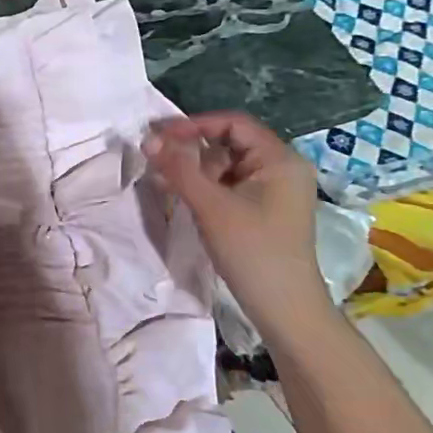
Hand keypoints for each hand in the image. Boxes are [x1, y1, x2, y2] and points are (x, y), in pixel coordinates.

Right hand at [143, 111, 335, 338]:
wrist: (285, 308)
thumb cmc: (253, 251)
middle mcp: (280, 168)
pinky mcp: (262, 209)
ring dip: (192, 167)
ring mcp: (272, 190)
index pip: (233, 124)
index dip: (193, 125)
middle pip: (228, 142)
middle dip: (190, 148)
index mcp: (279, 160)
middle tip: (155, 157)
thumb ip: (178, 169)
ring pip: (224, 165)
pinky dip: (202, 185)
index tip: (158, 136)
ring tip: (161, 178)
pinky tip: (178, 193)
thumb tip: (148, 139)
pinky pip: (228, 185)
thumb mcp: (210, 206)